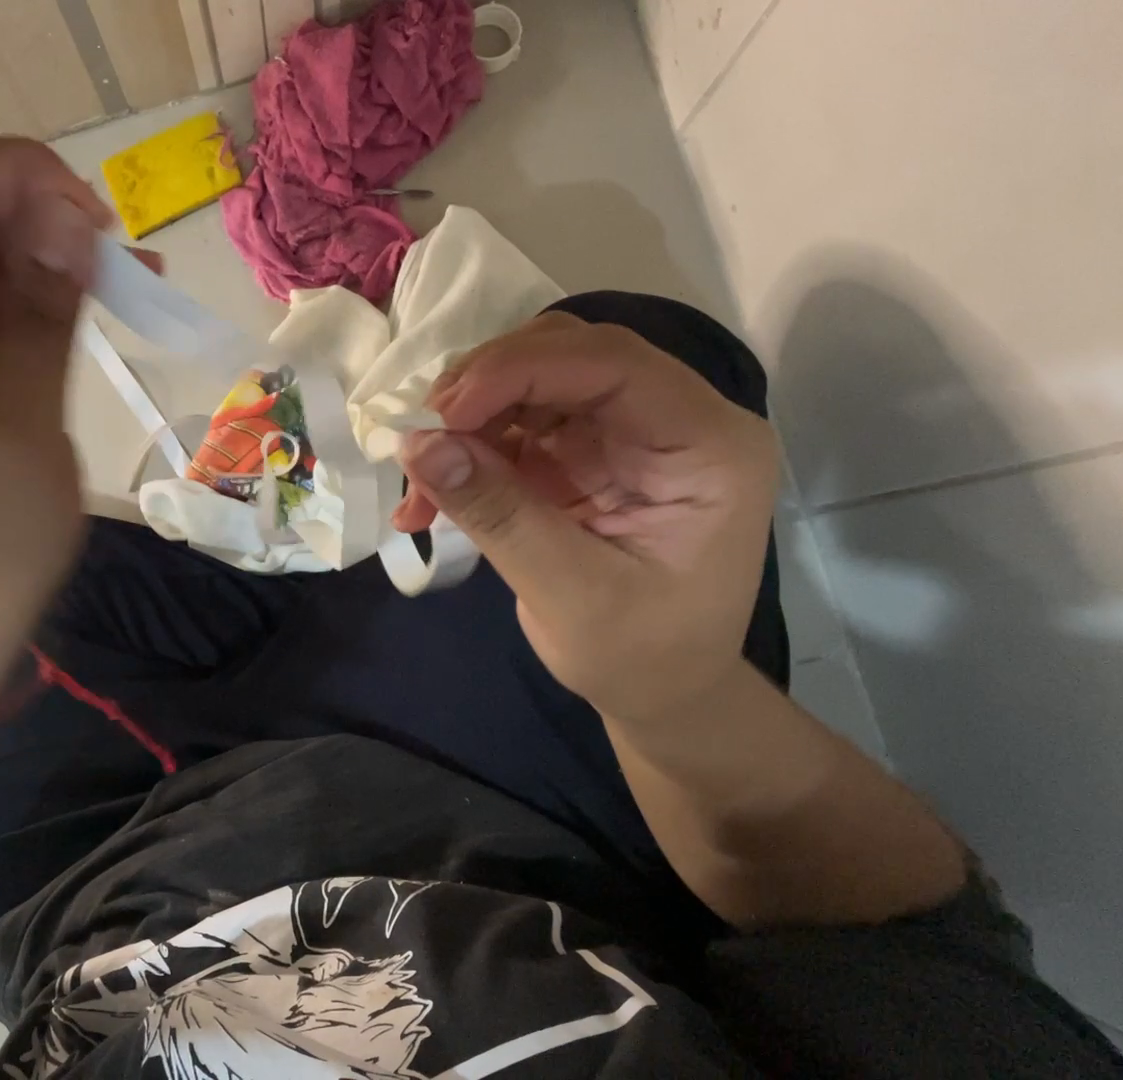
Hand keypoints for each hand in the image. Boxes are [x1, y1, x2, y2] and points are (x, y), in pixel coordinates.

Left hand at [0, 138, 111, 682]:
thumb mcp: (21, 425)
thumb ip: (41, 311)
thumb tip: (71, 219)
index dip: (17, 175)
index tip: (98, 219)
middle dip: (29, 212)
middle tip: (112, 253)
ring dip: (32, 253)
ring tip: (114, 278)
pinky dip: (17, 296)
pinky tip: (73, 309)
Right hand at [394, 312, 778, 722]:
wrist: (661, 691)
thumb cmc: (642, 656)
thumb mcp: (571, 594)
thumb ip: (499, 514)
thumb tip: (416, 445)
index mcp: (706, 445)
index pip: (613, 364)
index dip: (520, 370)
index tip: (442, 413)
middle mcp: (670, 420)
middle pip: (568, 356)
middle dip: (485, 387)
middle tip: (421, 436)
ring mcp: (623, 433)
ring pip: (532, 382)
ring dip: (465, 423)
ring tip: (419, 486)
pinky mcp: (582, 454)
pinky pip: (512, 425)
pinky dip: (464, 454)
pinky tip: (425, 501)